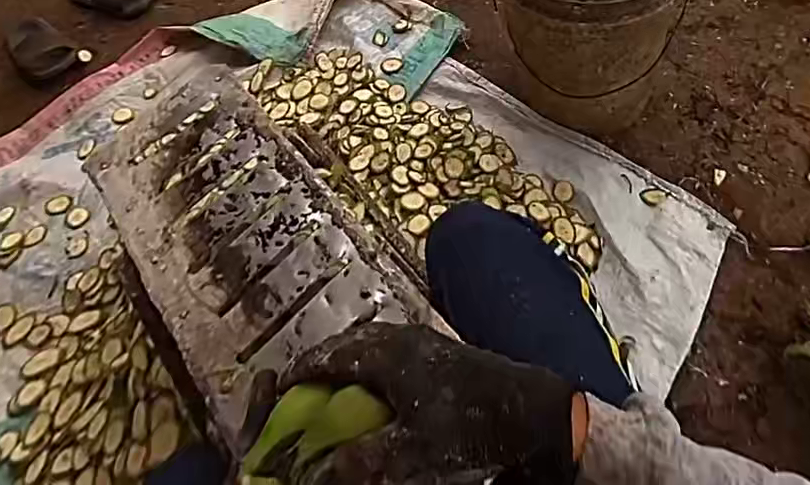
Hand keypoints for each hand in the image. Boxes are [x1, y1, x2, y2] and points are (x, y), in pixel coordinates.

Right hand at [277, 322, 579, 484]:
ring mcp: (421, 341)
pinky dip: (372, 368)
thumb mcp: (410, 456)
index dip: (303, 371)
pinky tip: (377, 393)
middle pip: (349, 344)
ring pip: (371, 346)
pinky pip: (391, 352)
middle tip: (302, 391)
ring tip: (334, 390)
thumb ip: (359, 464)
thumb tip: (314, 474)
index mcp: (387, 354)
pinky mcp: (437, 352)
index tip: (279, 387)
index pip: (331, 356)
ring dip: (349, 364)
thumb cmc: (467, 429)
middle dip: (323, 365)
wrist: (530, 410)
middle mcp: (400, 338)